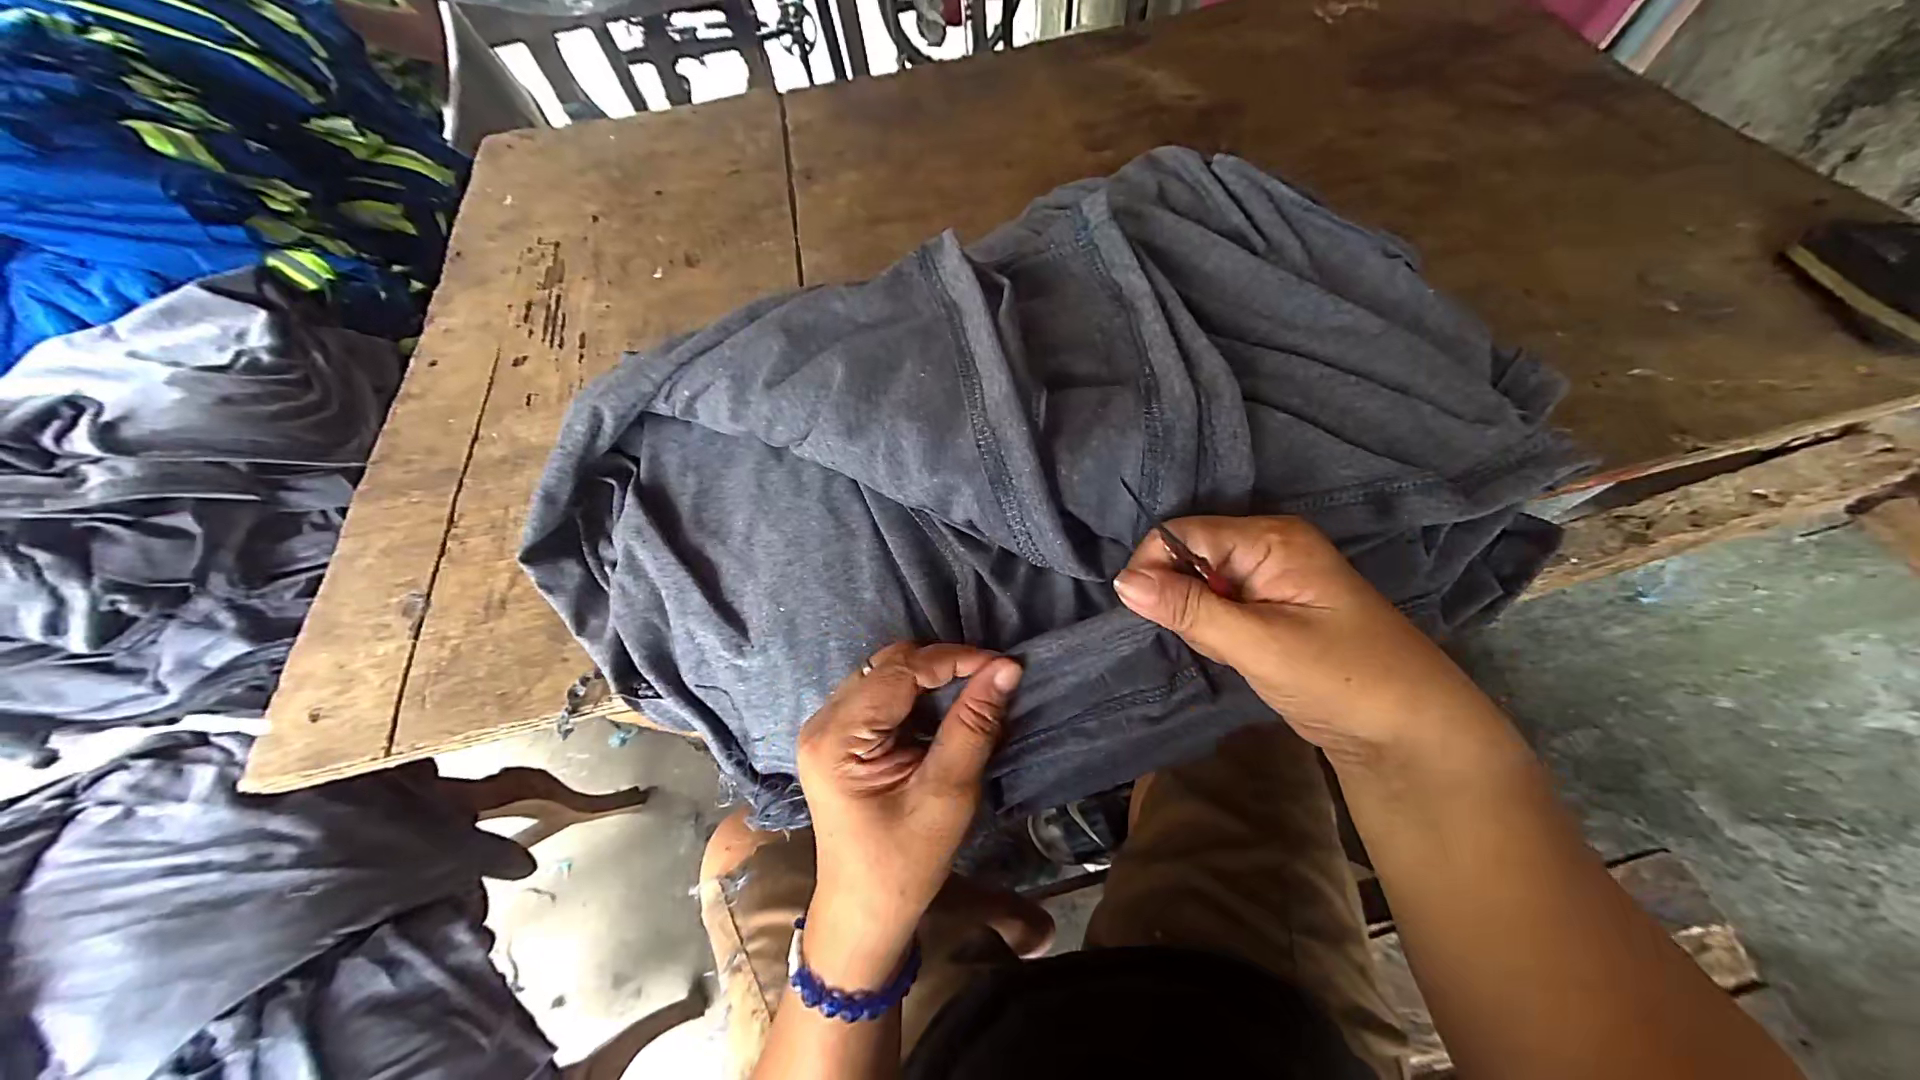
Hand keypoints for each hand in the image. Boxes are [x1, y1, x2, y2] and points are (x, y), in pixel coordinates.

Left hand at [794, 642, 1022, 987]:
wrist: (863, 911)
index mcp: (836, 738)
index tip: (1004, 665)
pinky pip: (883, 694)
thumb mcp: (947, 795)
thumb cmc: (903, 864)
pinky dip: (920, 695)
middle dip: (944, 666)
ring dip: (933, 678)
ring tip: (976, 692)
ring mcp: (827, 727)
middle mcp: (823, 721)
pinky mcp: (840, 735)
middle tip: (992, 679)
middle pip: (889, 665)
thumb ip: (974, 725)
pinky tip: (947, 710)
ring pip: (887, 673)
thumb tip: (1006, 669)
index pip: (899, 670)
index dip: (954, 660)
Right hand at [1112, 515, 1497, 764]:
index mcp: (1272, 539)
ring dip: (1195, 618)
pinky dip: (1211, 631)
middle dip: (1177, 596)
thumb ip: (1189, 609)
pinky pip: (1216, 607)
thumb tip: (1121, 581)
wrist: (1409, 735)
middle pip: (1188, 555)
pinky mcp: (1267, 610)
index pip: (1183, 532)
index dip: (1154, 566)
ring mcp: (1269, 580)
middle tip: (1200, 637)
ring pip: (1198, 585)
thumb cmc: (1343, 679)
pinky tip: (1234, 654)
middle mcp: (1267, 548)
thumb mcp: (1260, 644)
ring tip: (1228, 650)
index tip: (1143, 612)